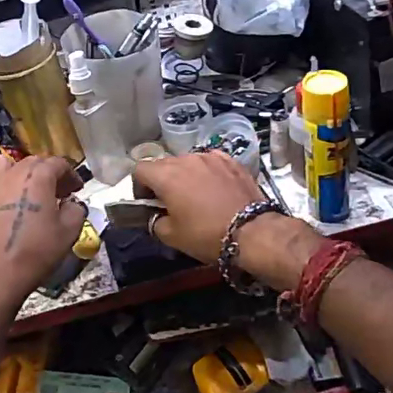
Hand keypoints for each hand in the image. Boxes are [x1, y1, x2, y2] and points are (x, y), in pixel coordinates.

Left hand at [0, 155, 85, 323]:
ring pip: (3, 165)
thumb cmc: (35, 252)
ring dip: (16, 172)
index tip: (76, 190)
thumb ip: (76, 209)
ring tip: (23, 191)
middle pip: (33, 162)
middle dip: (47, 173)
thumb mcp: (69, 232)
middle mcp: (12, 172)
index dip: (71, 175)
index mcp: (38, 175)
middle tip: (56, 193)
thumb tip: (71, 204)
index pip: (59, 164)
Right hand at [131, 153, 322, 291]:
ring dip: (185, 175)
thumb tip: (156, 215)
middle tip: (170, 203)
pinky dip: (207, 172)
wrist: (252, 231)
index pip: (140, 169)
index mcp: (167, 175)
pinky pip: (210, 162)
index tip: (148, 203)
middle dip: (162, 181)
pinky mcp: (231, 160)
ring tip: (195, 197)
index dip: (139, 186)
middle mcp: (187, 159)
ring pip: (188, 161)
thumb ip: (155, 221)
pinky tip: (215, 190)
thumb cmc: (207, 235)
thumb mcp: (172, 236)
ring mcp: (211, 156)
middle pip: (164, 164)